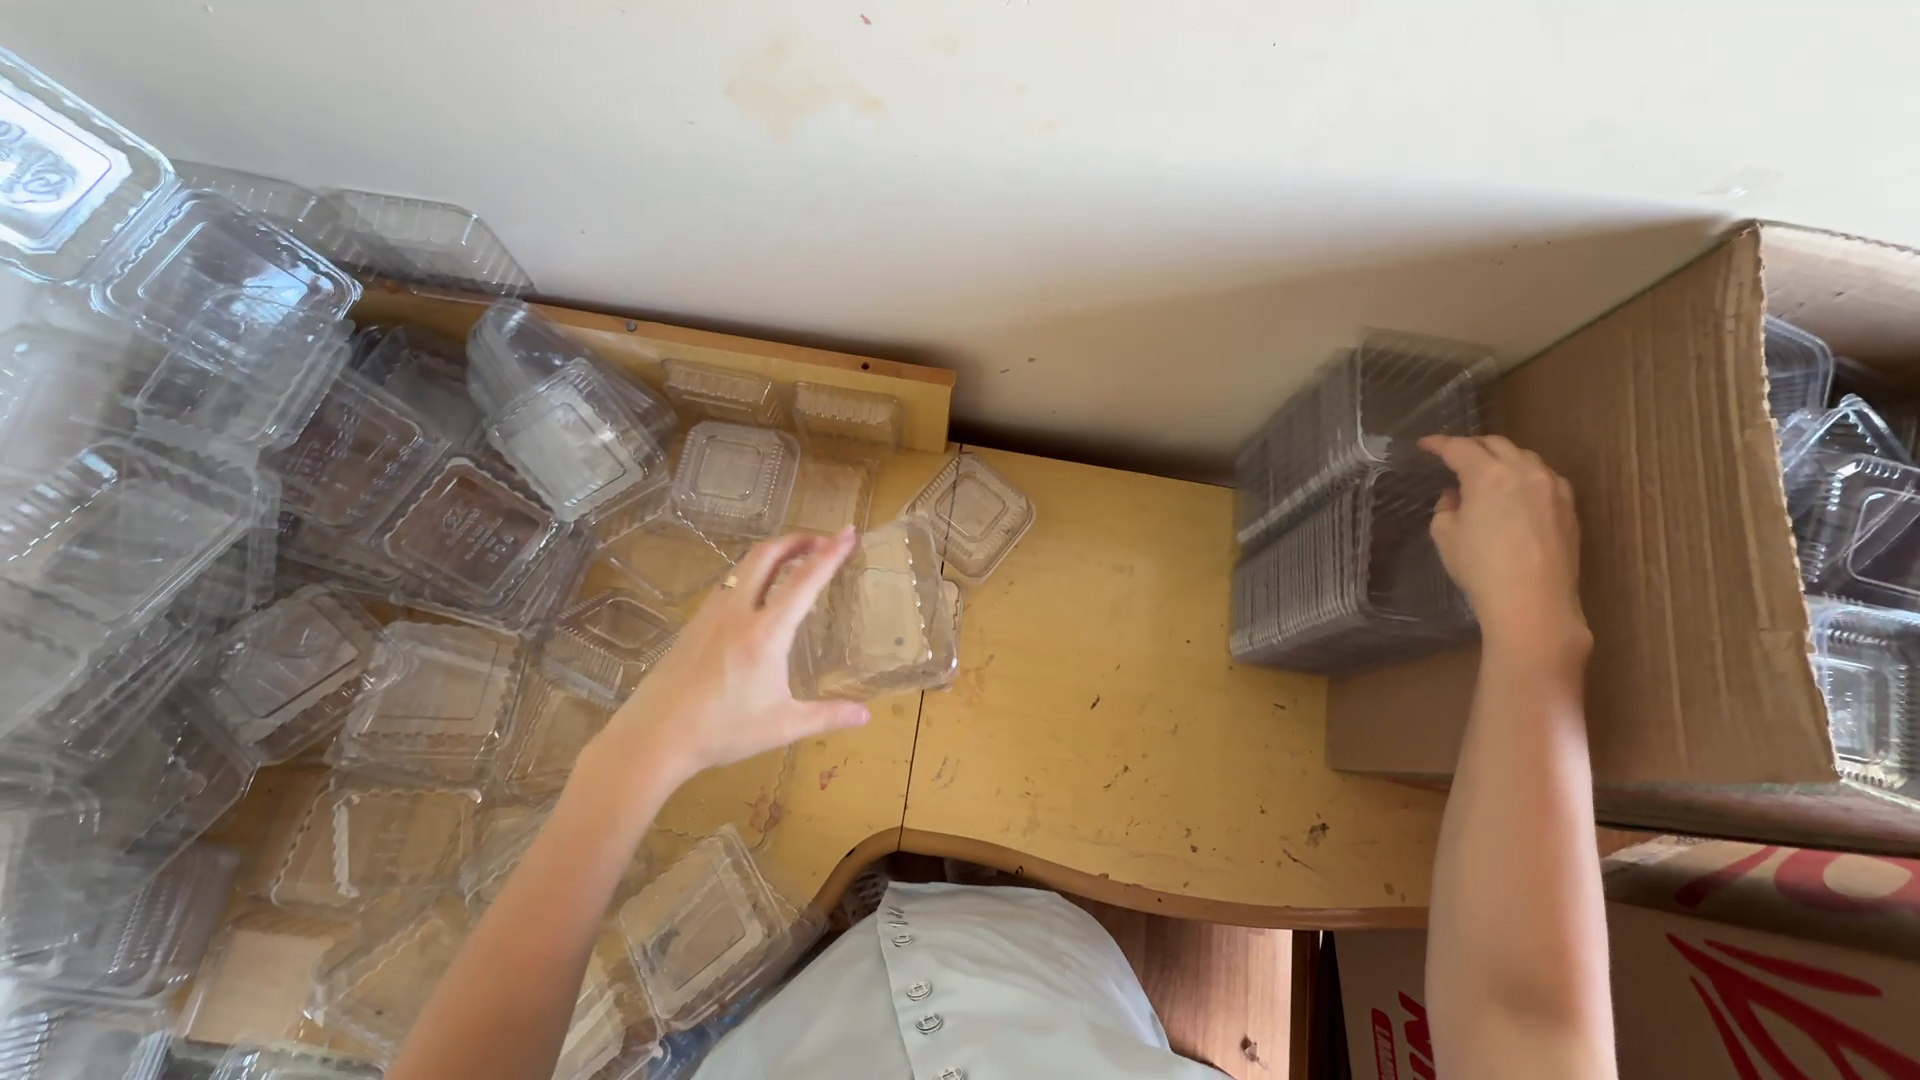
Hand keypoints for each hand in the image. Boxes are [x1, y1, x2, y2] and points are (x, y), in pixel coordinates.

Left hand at [595, 526, 870, 789]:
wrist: (654, 736)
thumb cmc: (721, 732)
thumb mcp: (782, 726)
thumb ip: (827, 716)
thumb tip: (865, 716)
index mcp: (765, 634)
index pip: (804, 581)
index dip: (830, 554)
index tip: (848, 533)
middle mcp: (738, 613)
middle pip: (767, 555)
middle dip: (798, 539)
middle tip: (823, 540)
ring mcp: (711, 614)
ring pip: (743, 565)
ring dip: (773, 553)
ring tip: (794, 558)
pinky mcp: (694, 624)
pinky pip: (727, 584)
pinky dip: (751, 573)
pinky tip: (756, 592)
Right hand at [1420, 435, 1589, 659]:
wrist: (1532, 601)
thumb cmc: (1481, 566)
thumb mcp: (1446, 535)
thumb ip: (1447, 508)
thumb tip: (1457, 497)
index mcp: (1489, 475)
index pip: (1459, 448)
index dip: (1438, 444)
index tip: (1424, 444)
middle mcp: (1525, 472)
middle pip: (1496, 445)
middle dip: (1472, 446)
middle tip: (1453, 454)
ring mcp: (1552, 488)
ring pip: (1525, 458)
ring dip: (1502, 458)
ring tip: (1486, 470)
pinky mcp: (1568, 507)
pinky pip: (1544, 478)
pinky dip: (1524, 475)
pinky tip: (1516, 491)